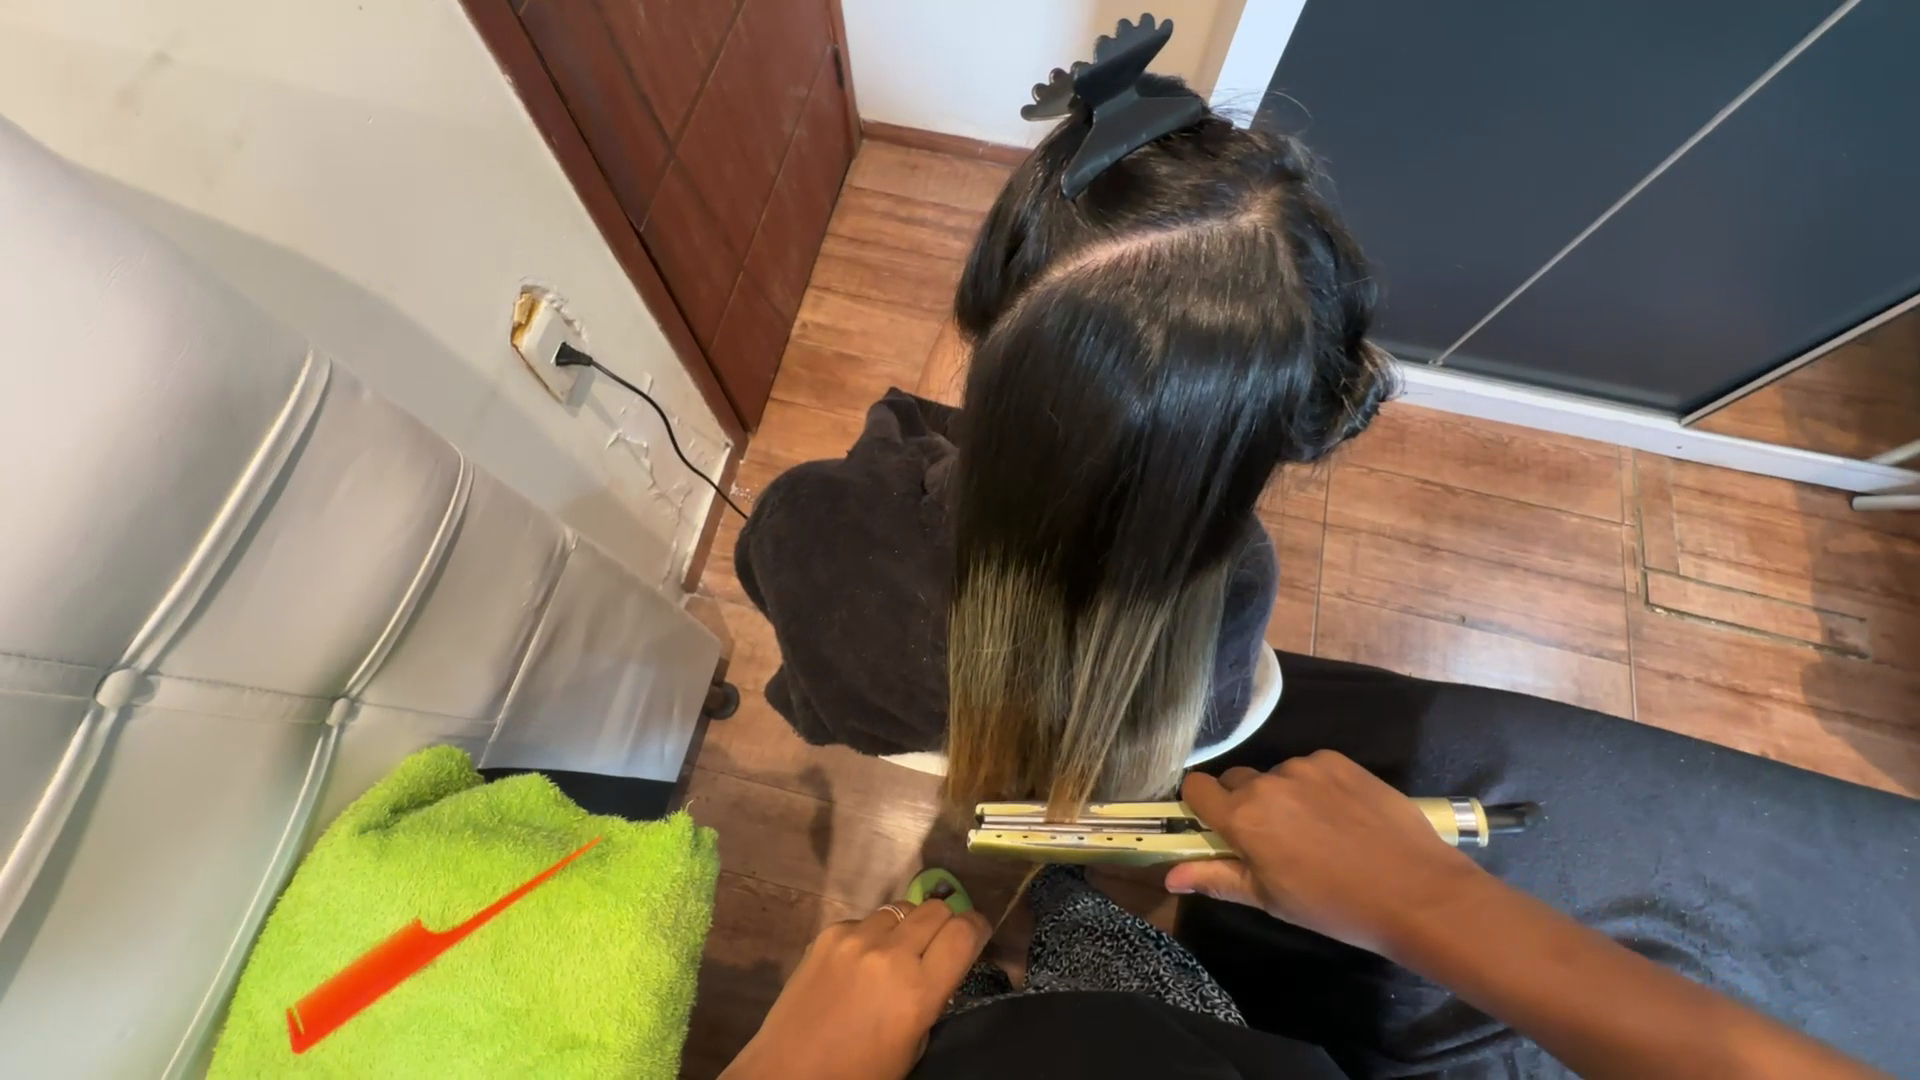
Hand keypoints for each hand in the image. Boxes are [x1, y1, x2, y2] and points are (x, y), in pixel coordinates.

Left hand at [721, 897, 991, 1079]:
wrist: (786, 1076)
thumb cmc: (857, 1076)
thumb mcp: (911, 1047)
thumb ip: (931, 999)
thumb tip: (941, 965)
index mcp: (917, 992)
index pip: (964, 932)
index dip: (977, 927)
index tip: (978, 934)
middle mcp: (889, 954)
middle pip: (936, 908)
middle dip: (945, 923)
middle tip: (939, 945)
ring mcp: (856, 938)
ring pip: (901, 907)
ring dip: (908, 926)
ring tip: (897, 953)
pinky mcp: (829, 932)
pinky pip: (867, 919)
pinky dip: (873, 934)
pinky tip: (861, 962)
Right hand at [1164, 750, 1486, 955]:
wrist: (1420, 894)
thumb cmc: (1336, 906)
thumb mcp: (1271, 900)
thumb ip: (1215, 878)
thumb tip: (1168, 876)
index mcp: (1242, 817)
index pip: (1195, 787)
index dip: (1201, 805)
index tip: (1218, 827)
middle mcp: (1266, 782)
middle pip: (1235, 780)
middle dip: (1244, 804)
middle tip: (1274, 839)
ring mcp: (1303, 766)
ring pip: (1274, 776)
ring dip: (1282, 796)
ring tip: (1318, 831)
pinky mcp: (1336, 760)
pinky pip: (1309, 768)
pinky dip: (1315, 787)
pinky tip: (1342, 816)